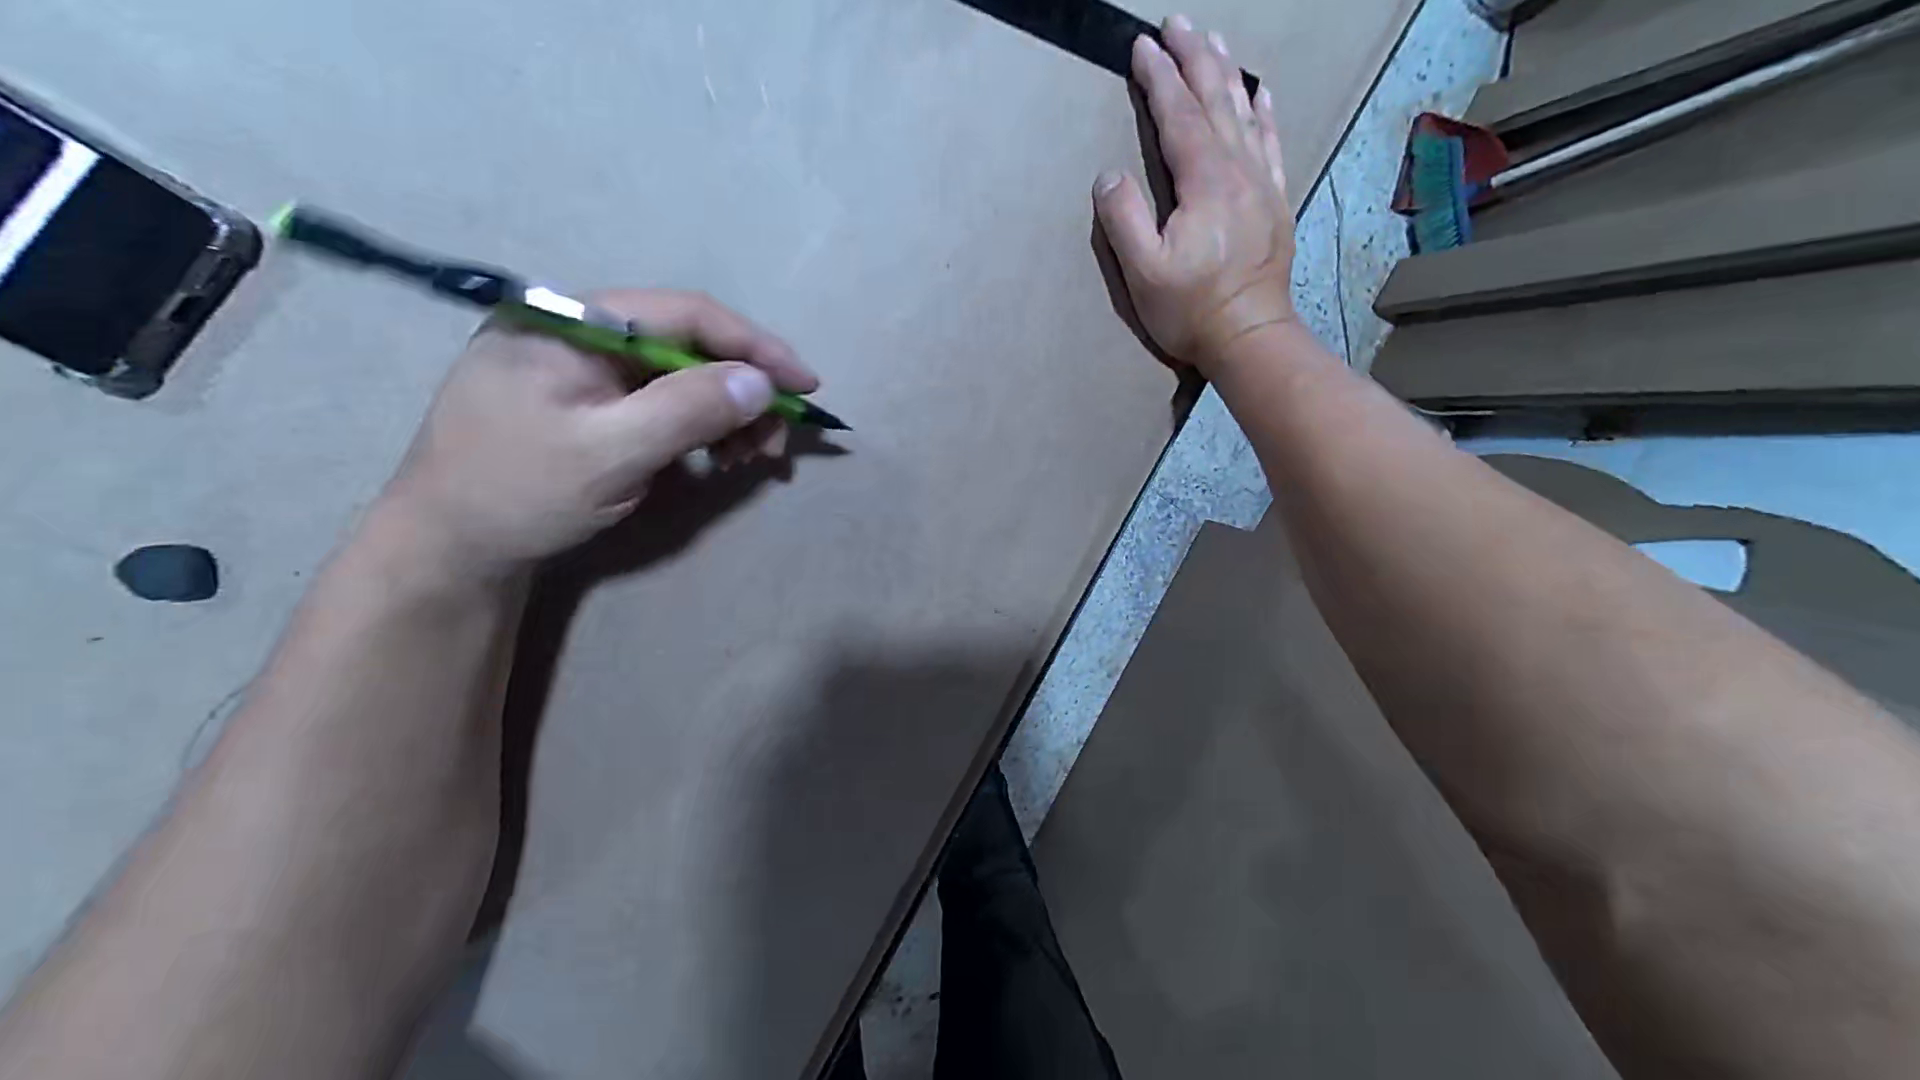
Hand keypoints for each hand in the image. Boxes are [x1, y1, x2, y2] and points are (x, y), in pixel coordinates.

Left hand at [374, 289, 817, 578]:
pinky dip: (700, 430)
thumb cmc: (519, 492)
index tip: (806, 385)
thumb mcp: (609, 453)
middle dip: (743, 392)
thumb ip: (687, 410)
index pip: (686, 314)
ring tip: (748, 459)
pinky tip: (714, 458)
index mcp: (575, 322)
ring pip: (682, 378)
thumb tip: (762, 381)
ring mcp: (588, 371)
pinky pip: (663, 405)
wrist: (450, 547)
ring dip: (727, 416)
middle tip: (776, 442)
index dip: (755, 347)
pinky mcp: (594, 406)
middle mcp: (583, 333)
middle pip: (689, 346)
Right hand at [1094, 17, 1296, 375]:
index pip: (1178, 116)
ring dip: (1226, 73)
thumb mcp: (1144, 272)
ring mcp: (1261, 184)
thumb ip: (1124, 219)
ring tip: (1213, 40)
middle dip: (1193, 58)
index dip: (1159, 79)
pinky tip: (1260, 92)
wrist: (1250, 336)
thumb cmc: (1191, 310)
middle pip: (1215, 101)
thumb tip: (1109, 176)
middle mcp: (1237, 171)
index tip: (1142, 46)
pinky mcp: (1275, 202)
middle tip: (1176, 23)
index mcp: (1204, 182)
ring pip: (1244, 113)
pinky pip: (1271, 143)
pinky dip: (1264, 112)